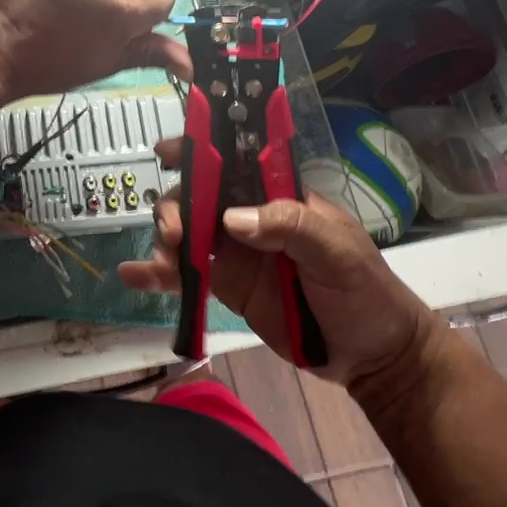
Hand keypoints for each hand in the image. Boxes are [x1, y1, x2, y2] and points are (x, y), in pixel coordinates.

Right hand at [118, 139, 444, 386]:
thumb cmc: (366, 293)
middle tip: (173, 232)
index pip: (235, 159)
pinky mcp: (226, 284)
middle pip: (199, 195)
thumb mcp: (339, 253)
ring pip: (187, 230)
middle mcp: (251, 214)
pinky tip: (132, 276)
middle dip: (176, 205)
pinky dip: (159, 273)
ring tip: (162, 263)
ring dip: (165, 239)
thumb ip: (291, 227)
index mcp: (279, 194)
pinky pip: (186, 273)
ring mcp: (235, 250)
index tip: (170, 152)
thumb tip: (231, 218)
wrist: (373, 358)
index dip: (201, 149)